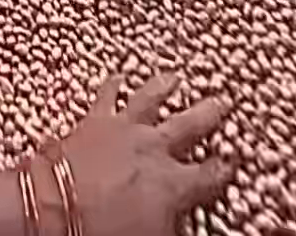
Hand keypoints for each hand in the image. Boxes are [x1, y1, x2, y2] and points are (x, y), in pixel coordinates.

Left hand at [54, 76, 231, 235]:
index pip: (210, 175)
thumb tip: (183, 223)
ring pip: (148, 99)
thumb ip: (175, 225)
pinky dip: (114, 84)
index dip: (226, 167)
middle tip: (223, 100)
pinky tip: (118, 76)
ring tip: (174, 77)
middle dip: (207, 114)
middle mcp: (152, 147)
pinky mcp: (94, 117)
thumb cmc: (108, 230)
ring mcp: (122, 127)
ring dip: (162, 87)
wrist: (58, 203)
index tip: (237, 156)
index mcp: (172, 183)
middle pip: (186, 126)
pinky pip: (107, 95)